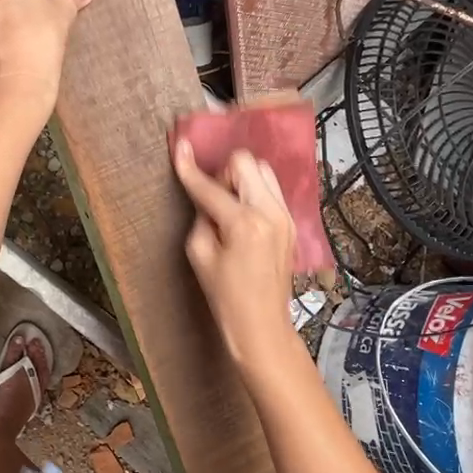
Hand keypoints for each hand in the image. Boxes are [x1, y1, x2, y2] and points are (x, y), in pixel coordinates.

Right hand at [172, 141, 299, 368]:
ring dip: (241, 178)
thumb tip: (205, 194)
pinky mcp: (292, 223)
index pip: (210, 185)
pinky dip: (253, 190)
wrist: (262, 325)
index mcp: (245, 222)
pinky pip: (271, 189)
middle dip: (224, 172)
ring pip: (263, 170)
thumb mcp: (199, 253)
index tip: (180, 147)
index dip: (190, 168)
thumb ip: (201, 214)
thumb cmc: (224, 295)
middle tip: (213, 197)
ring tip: (229, 205)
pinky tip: (242, 213)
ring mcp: (287, 216)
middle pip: (246, 162)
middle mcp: (271, 212)